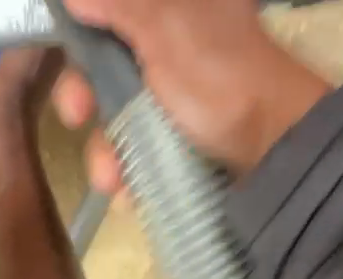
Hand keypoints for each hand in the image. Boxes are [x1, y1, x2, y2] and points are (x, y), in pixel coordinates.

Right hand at [51, 0, 331, 192]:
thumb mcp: (166, 29)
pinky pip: (140, 153)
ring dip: (106, 153)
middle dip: (85, 101)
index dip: (80, 39)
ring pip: (118, 120)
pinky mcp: (181, 142)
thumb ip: (121, 4)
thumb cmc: (219, 81)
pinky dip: (130, 174)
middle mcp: (170, 48)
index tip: (68, 53)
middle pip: (104, 70)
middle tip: (79, 119)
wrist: (274, 150)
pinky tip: (129, 194)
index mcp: (171, 10)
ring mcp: (176, 100)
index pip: (110, 18)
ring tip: (113, 181)